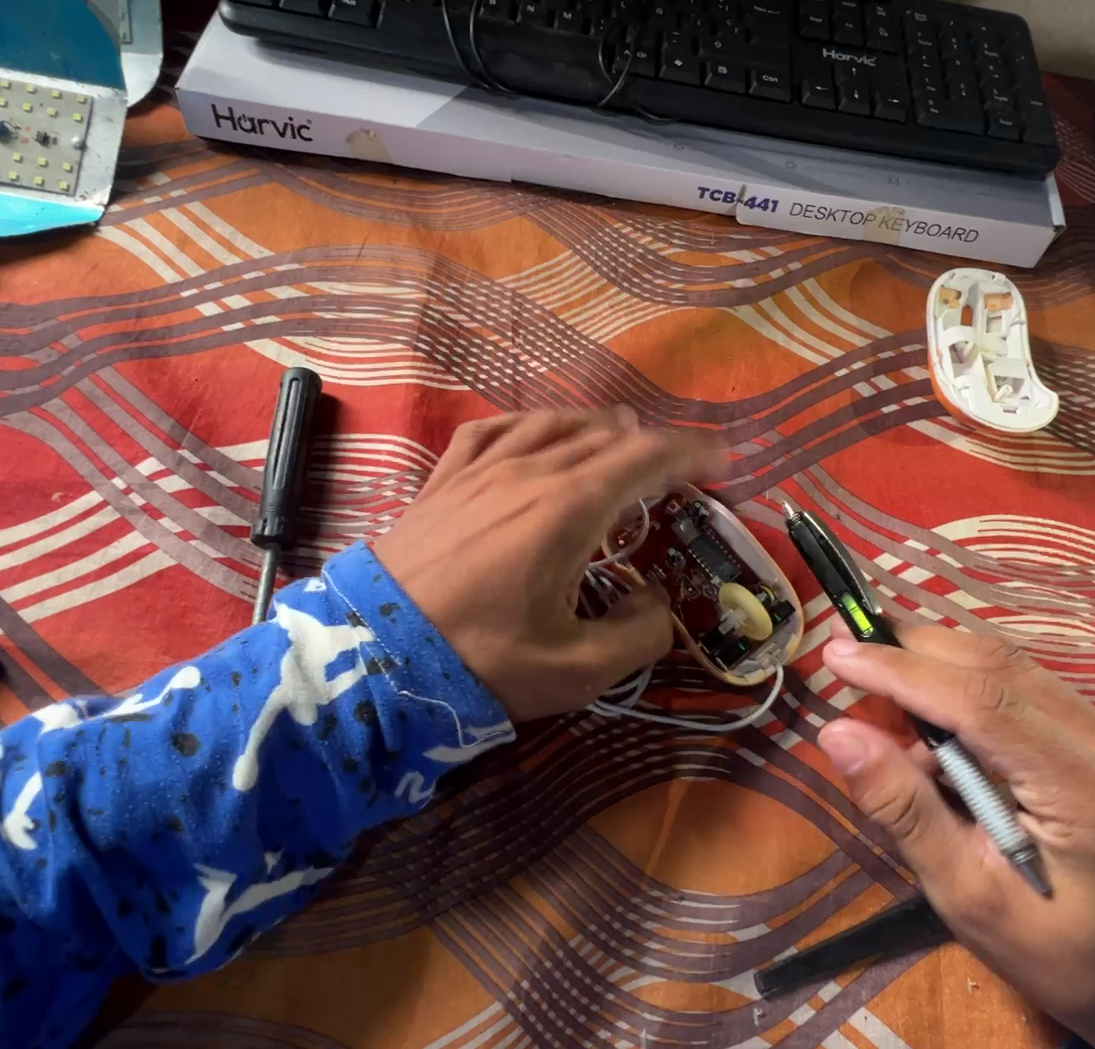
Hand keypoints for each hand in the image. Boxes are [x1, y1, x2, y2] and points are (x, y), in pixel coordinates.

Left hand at [372, 410, 724, 722]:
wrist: (373, 658)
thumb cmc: (479, 662)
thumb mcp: (577, 671)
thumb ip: (639, 635)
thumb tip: (658, 604)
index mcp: (568, 508)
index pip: (645, 458)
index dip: (690, 453)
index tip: (721, 460)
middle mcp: (529, 471)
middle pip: (603, 437)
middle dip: (650, 446)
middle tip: (674, 469)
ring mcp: (479, 470)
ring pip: (549, 424)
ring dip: (594, 426)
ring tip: (618, 435)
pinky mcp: (443, 481)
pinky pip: (489, 431)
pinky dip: (525, 424)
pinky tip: (530, 432)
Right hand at [815, 623, 1094, 1048]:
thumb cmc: (1063, 960)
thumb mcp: (969, 898)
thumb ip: (904, 810)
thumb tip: (837, 733)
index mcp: (1090, 798)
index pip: (983, 704)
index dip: (902, 671)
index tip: (836, 655)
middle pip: (999, 667)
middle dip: (913, 648)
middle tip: (846, 645)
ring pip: (1015, 667)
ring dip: (937, 658)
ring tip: (875, 666)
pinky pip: (1030, 687)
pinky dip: (966, 682)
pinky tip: (929, 705)